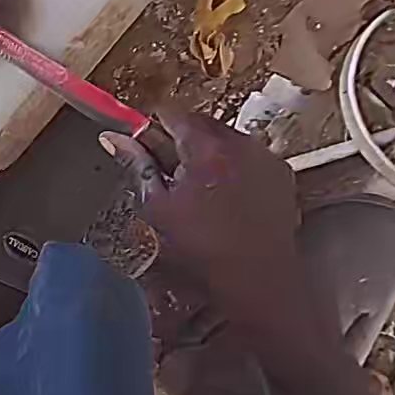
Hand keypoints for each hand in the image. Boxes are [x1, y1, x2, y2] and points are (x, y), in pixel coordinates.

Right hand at [102, 109, 301, 310]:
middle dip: (180, 139)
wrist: (256, 281)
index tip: (143, 145)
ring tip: (196, 187)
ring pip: (225, 138)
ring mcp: (266, 157)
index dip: (152, 127)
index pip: (172, 113)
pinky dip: (232, 165)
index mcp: (207, 148)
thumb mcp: (157, 206)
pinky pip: (248, 156)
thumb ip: (137, 165)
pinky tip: (223, 196)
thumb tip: (113, 138)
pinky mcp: (281, 175)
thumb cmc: (200, 247)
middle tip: (166, 172)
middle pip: (201, 123)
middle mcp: (241, 143)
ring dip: (206, 152)